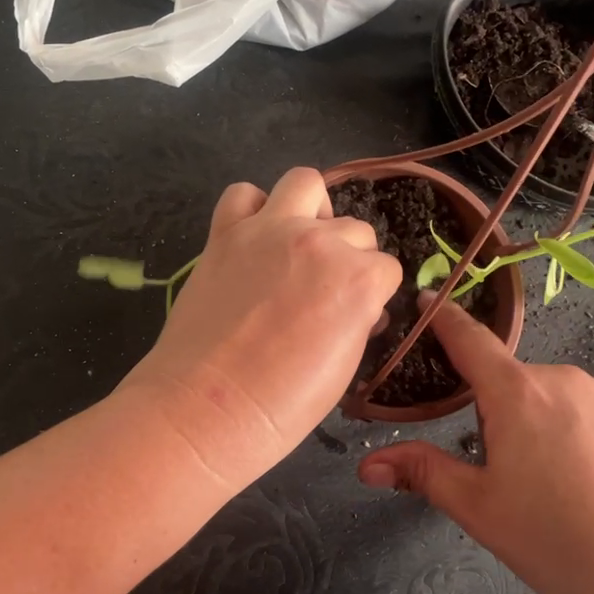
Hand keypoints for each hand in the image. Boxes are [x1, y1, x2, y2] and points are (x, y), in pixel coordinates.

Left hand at [123, 168, 399, 490]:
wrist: (207, 410)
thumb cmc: (284, 406)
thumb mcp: (345, 367)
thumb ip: (359, 319)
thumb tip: (362, 305)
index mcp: (358, 280)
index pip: (386, 268)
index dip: (373, 295)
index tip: (356, 317)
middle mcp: (319, 243)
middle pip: (354, 229)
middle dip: (349, 258)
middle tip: (323, 290)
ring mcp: (269, 231)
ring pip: (306, 183)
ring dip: (311, 210)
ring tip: (298, 243)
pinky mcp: (225, 233)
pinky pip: (243, 194)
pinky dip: (252, 209)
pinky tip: (253, 239)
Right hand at [357, 292, 593, 593]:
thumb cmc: (552, 541)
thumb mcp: (476, 508)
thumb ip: (421, 472)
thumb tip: (366, 464)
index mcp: (516, 394)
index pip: (469, 339)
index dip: (444, 318)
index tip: (427, 297)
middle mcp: (563, 379)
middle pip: (514, 380)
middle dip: (501, 411)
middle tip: (507, 470)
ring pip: (557, 397)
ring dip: (544, 422)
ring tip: (556, 484)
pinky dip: (585, 434)